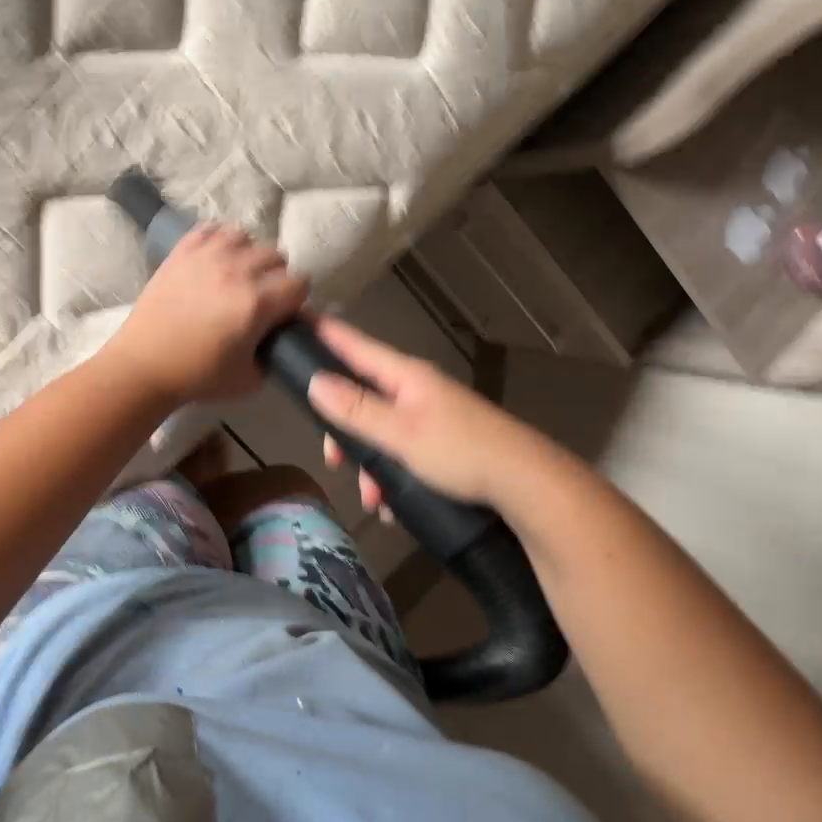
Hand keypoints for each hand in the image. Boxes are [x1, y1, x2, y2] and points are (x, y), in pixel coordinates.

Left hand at [103, 223, 308, 402]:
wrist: (144, 366)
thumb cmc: (197, 376)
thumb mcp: (250, 379)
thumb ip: (274, 355)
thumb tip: (281, 337)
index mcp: (257, 302)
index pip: (299, 283)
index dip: (295, 300)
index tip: (283, 313)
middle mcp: (236, 271)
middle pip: (275, 255)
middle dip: (275, 276)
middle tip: (260, 296)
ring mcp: (206, 256)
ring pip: (246, 236)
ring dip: (247, 254)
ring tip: (236, 275)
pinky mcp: (181, 252)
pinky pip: (211, 229)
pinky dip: (218, 240)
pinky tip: (214, 260)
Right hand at [308, 316, 544, 509]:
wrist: (527, 484)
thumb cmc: (461, 451)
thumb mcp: (400, 433)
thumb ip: (355, 409)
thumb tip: (313, 381)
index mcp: (405, 376)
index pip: (355, 345)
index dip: (324, 332)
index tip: (295, 315)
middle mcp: (415, 390)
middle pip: (361, 398)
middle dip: (343, 433)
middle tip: (333, 461)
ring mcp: (430, 416)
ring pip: (380, 433)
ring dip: (369, 467)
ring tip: (374, 501)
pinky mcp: (442, 443)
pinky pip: (401, 453)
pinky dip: (391, 477)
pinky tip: (392, 505)